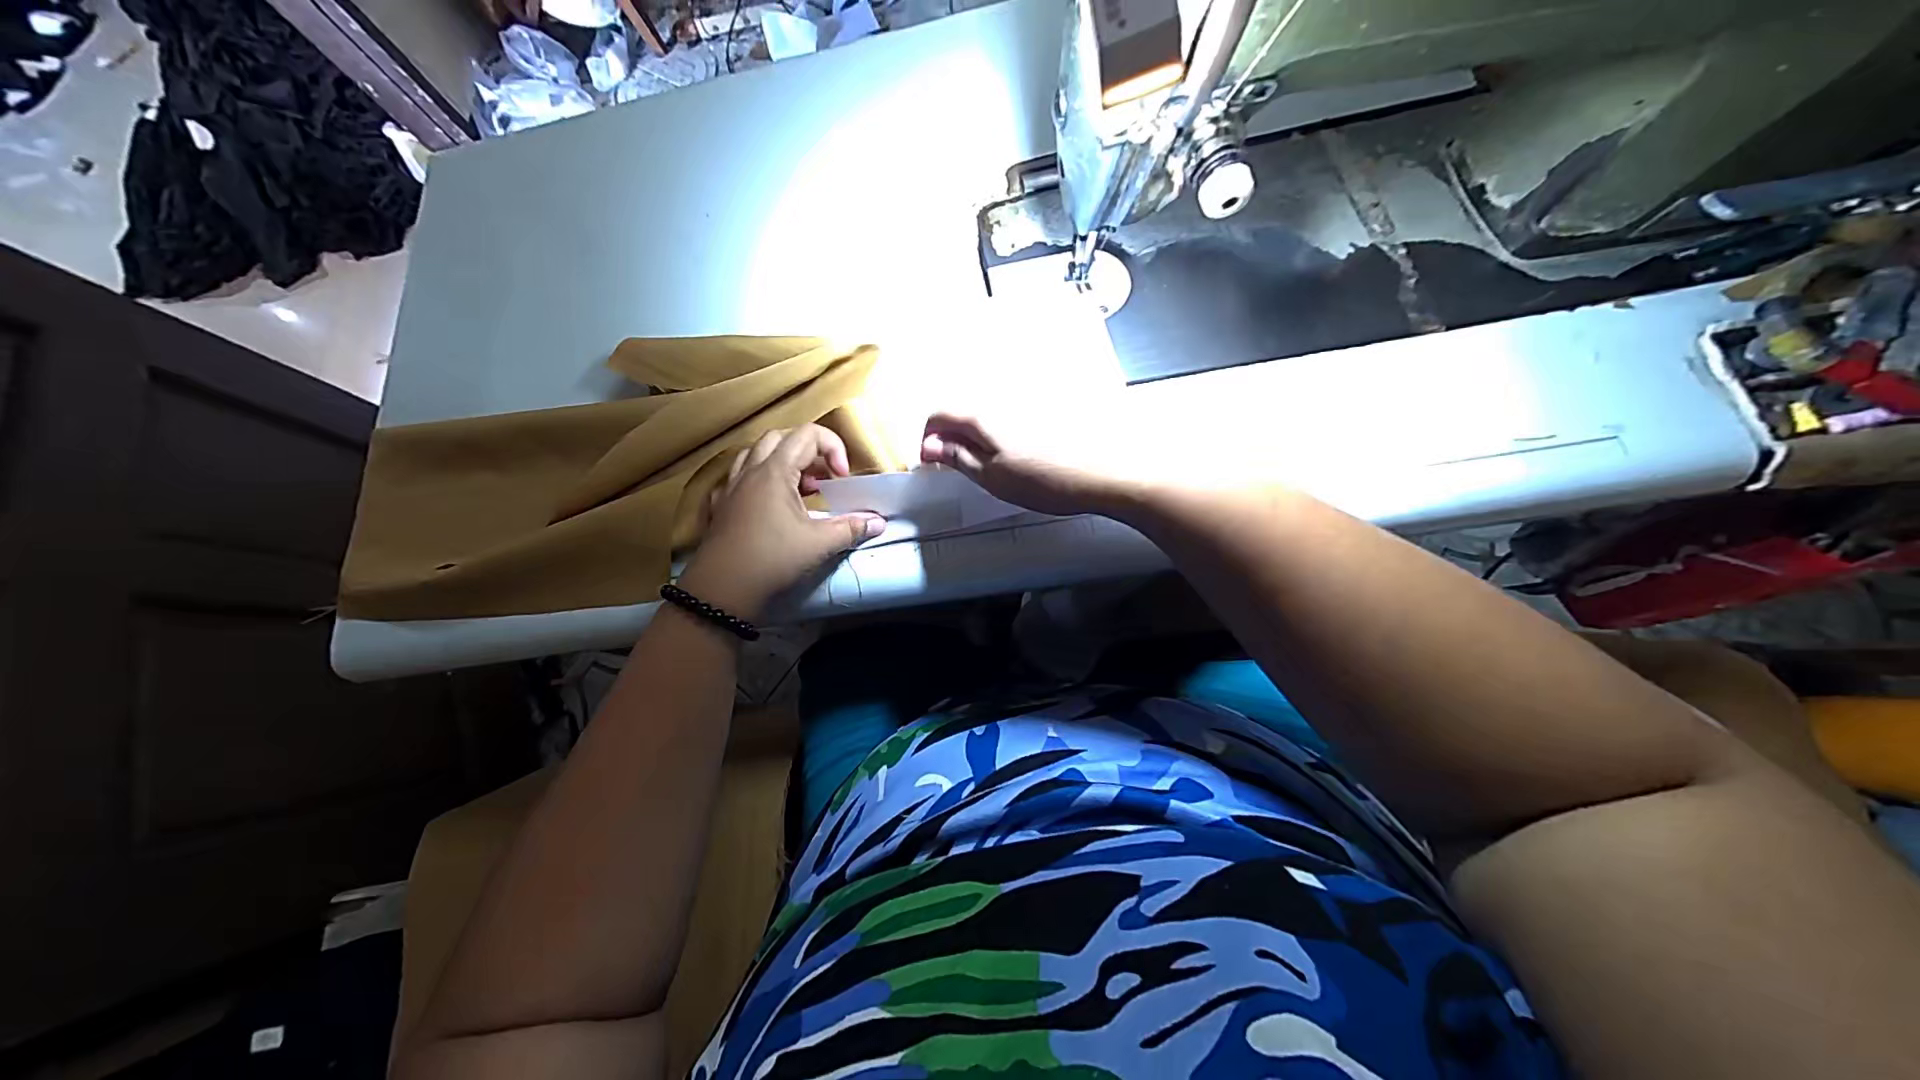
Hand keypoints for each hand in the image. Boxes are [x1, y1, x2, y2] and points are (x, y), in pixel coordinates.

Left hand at [678, 425, 885, 621]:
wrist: (720, 592)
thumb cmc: (771, 561)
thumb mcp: (818, 545)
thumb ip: (851, 528)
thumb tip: (878, 522)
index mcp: (774, 471)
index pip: (808, 435)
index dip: (833, 448)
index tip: (842, 478)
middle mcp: (749, 471)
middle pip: (781, 438)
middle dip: (809, 451)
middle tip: (825, 479)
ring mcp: (730, 487)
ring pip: (756, 454)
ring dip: (783, 462)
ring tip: (801, 488)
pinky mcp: (720, 506)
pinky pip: (739, 478)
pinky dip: (760, 481)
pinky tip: (770, 504)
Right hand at [920, 412, 1141, 517]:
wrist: (1112, 470)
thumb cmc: (1050, 479)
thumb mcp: (994, 478)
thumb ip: (958, 458)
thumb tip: (930, 445)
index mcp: (982, 413)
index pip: (938, 414)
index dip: (930, 439)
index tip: (936, 461)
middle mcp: (1004, 393)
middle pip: (965, 407)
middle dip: (957, 433)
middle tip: (967, 465)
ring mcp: (1032, 394)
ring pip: (993, 407)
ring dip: (985, 430)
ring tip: (1003, 460)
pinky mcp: (1057, 399)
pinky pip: (1020, 406)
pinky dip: (1013, 424)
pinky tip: (1032, 448)